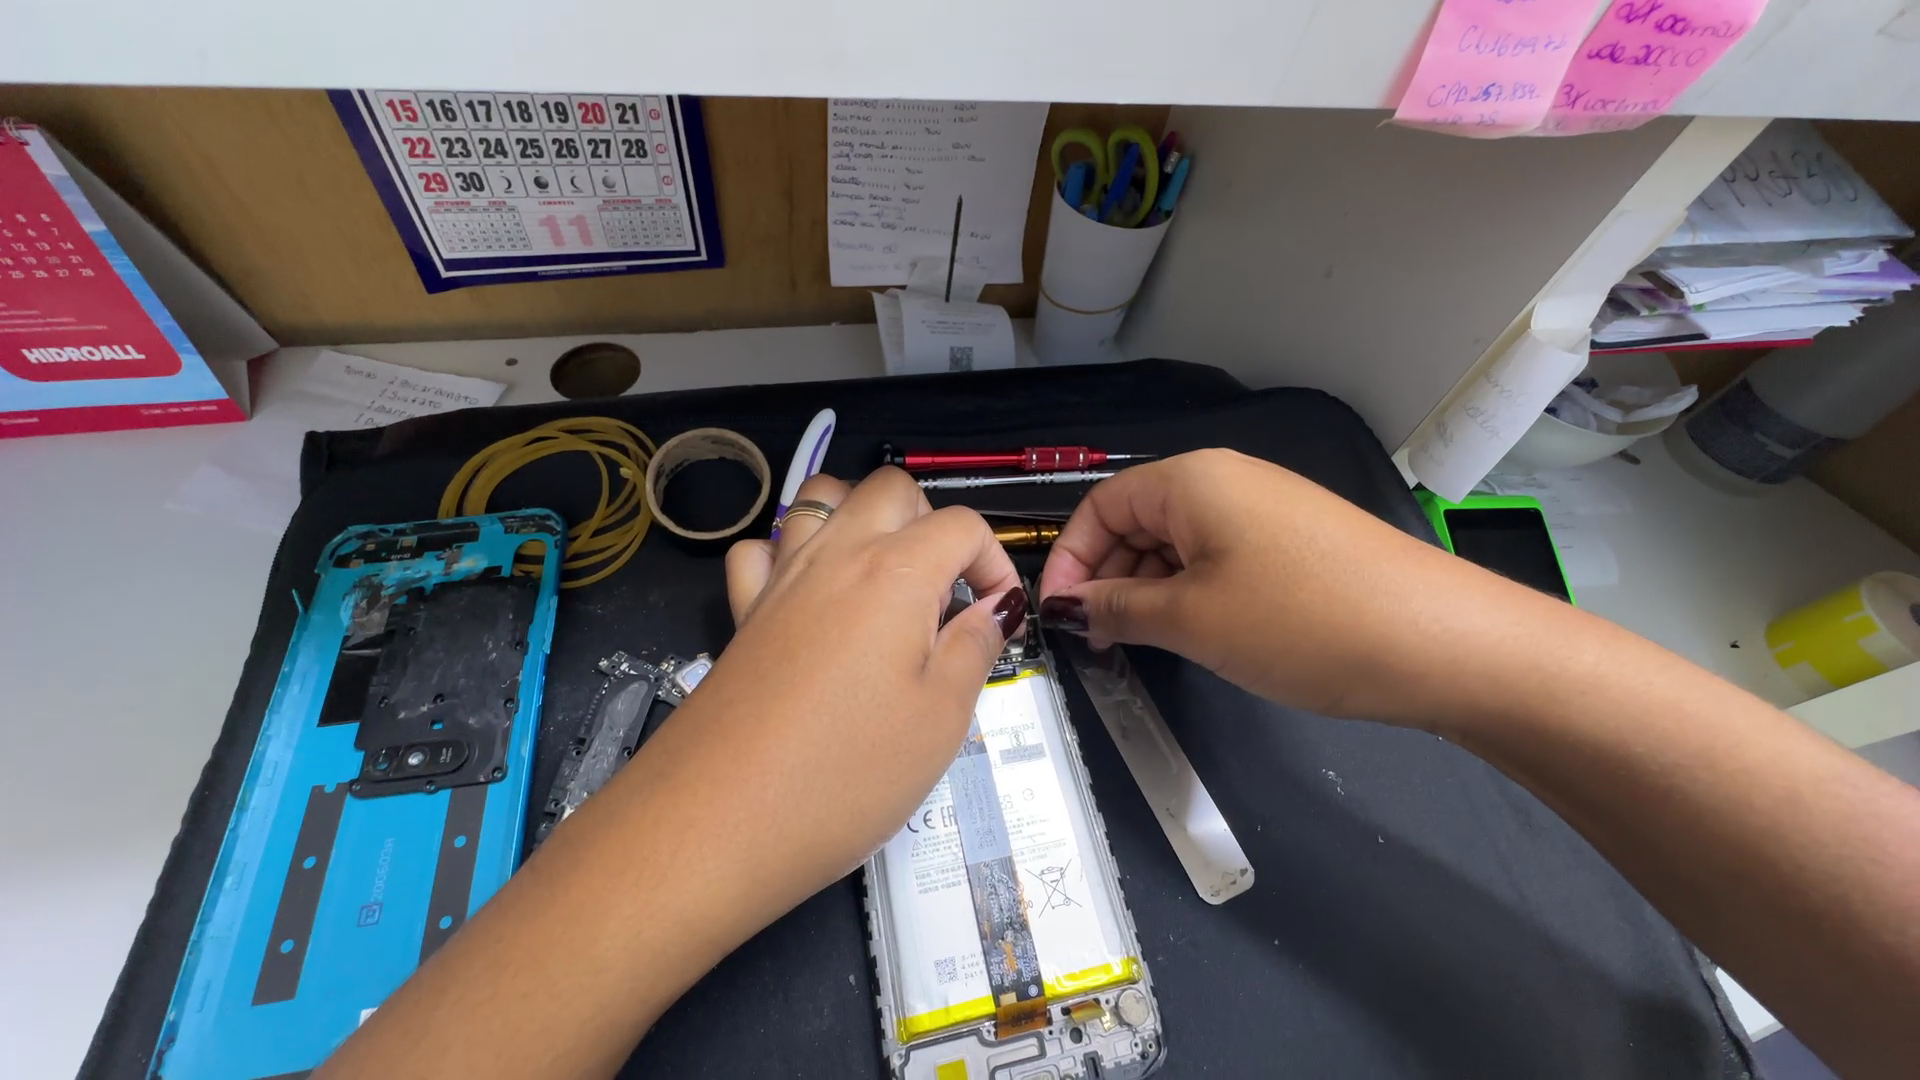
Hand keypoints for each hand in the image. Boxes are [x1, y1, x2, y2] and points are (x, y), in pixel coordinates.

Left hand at [709, 467, 1024, 881]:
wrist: (718, 821)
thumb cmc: (846, 773)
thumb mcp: (941, 718)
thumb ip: (974, 646)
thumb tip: (994, 607)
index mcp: (896, 572)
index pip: (961, 525)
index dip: (996, 562)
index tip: (998, 616)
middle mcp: (836, 555)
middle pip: (890, 487)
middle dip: (931, 522)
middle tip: (944, 590)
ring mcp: (781, 578)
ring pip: (820, 498)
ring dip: (862, 518)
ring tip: (884, 579)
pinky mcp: (743, 612)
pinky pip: (762, 549)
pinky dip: (790, 553)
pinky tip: (810, 596)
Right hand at [1036, 449, 1565, 725]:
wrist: (1445, 642)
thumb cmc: (1300, 620)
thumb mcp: (1191, 620)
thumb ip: (1117, 608)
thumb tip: (1068, 607)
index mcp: (1190, 480)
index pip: (1099, 507)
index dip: (1068, 560)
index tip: (1057, 618)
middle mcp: (1225, 481)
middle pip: (1136, 522)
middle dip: (1106, 578)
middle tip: (1097, 640)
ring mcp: (1265, 511)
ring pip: (1176, 545)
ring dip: (1146, 591)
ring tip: (1141, 644)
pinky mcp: (1294, 544)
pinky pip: (1217, 560)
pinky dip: (1189, 594)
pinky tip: (1193, 634)